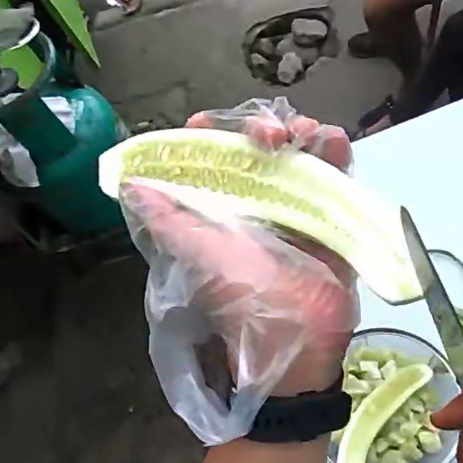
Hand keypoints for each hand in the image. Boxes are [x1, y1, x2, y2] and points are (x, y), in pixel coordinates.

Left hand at [119, 100, 357, 397]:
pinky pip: (333, 175)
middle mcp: (256, 201)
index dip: (212, 131)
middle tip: (273, 136)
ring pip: (297, 152)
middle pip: (257, 145)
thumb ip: (165, 221)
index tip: (211, 124)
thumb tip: (128, 184)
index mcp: (220, 208)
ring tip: (308, 133)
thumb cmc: (244, 297)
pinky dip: (335, 152)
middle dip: (263, 127)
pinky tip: (332, 141)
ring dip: (302, 132)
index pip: (213, 155)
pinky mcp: (329, 215)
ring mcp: (295, 206)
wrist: (298, 337)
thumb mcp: (198, 257)